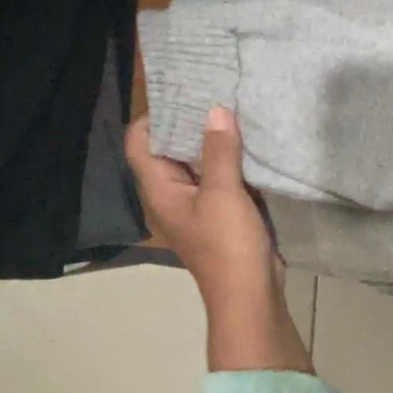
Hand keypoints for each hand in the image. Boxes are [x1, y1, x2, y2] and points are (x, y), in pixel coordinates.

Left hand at [126, 108, 312, 372]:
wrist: (250, 295)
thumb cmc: (228, 245)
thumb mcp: (224, 194)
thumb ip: (219, 152)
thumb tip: (216, 110)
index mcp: (159, 190)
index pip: (140, 142)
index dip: (155, 117)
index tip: (185, 96)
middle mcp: (172, 197)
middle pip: (170, 152)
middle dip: (191, 128)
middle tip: (217, 100)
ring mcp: (198, 210)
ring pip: (199, 169)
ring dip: (215, 148)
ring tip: (237, 121)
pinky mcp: (223, 220)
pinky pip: (222, 185)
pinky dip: (233, 169)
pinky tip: (253, 155)